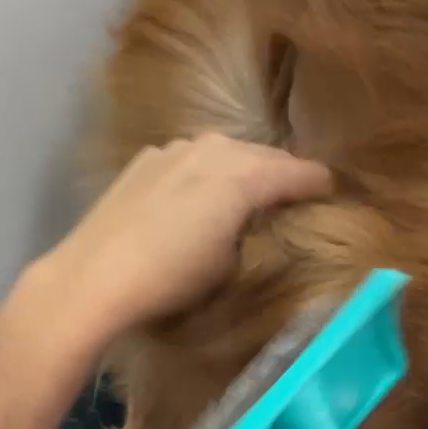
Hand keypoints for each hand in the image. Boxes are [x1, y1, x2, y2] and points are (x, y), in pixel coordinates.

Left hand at [36, 134, 331, 336]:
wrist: (96, 277)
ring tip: (248, 194)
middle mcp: (213, 148)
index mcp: (243, 175)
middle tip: (294, 195)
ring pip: (224, 154)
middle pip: (263, 157)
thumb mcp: (228, 264)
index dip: (320, 185)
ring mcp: (174, 149)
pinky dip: (205, 174)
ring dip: (242, 171)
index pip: (299, 173)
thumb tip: (250, 221)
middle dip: (282, 174)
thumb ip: (251, 231)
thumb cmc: (171, 279)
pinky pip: (191, 161)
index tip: (332, 193)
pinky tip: (198, 197)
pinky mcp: (145, 160)